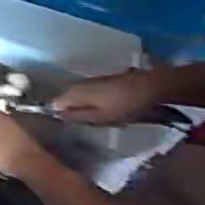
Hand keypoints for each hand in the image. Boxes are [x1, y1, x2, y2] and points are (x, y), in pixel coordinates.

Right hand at [49, 71, 163, 124]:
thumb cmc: (124, 105)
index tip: (73, 124)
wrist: (150, 86)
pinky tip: (111, 108)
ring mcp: (88, 81)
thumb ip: (76, 116)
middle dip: (75, 112)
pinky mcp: (100, 81)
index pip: (54, 105)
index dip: (60, 115)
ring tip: (103, 117)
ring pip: (79, 97)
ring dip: (86, 107)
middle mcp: (74, 85)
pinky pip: (90, 94)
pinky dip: (96, 102)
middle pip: (66, 101)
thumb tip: (56, 115)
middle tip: (91, 123)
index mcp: (71, 93)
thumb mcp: (101, 117)